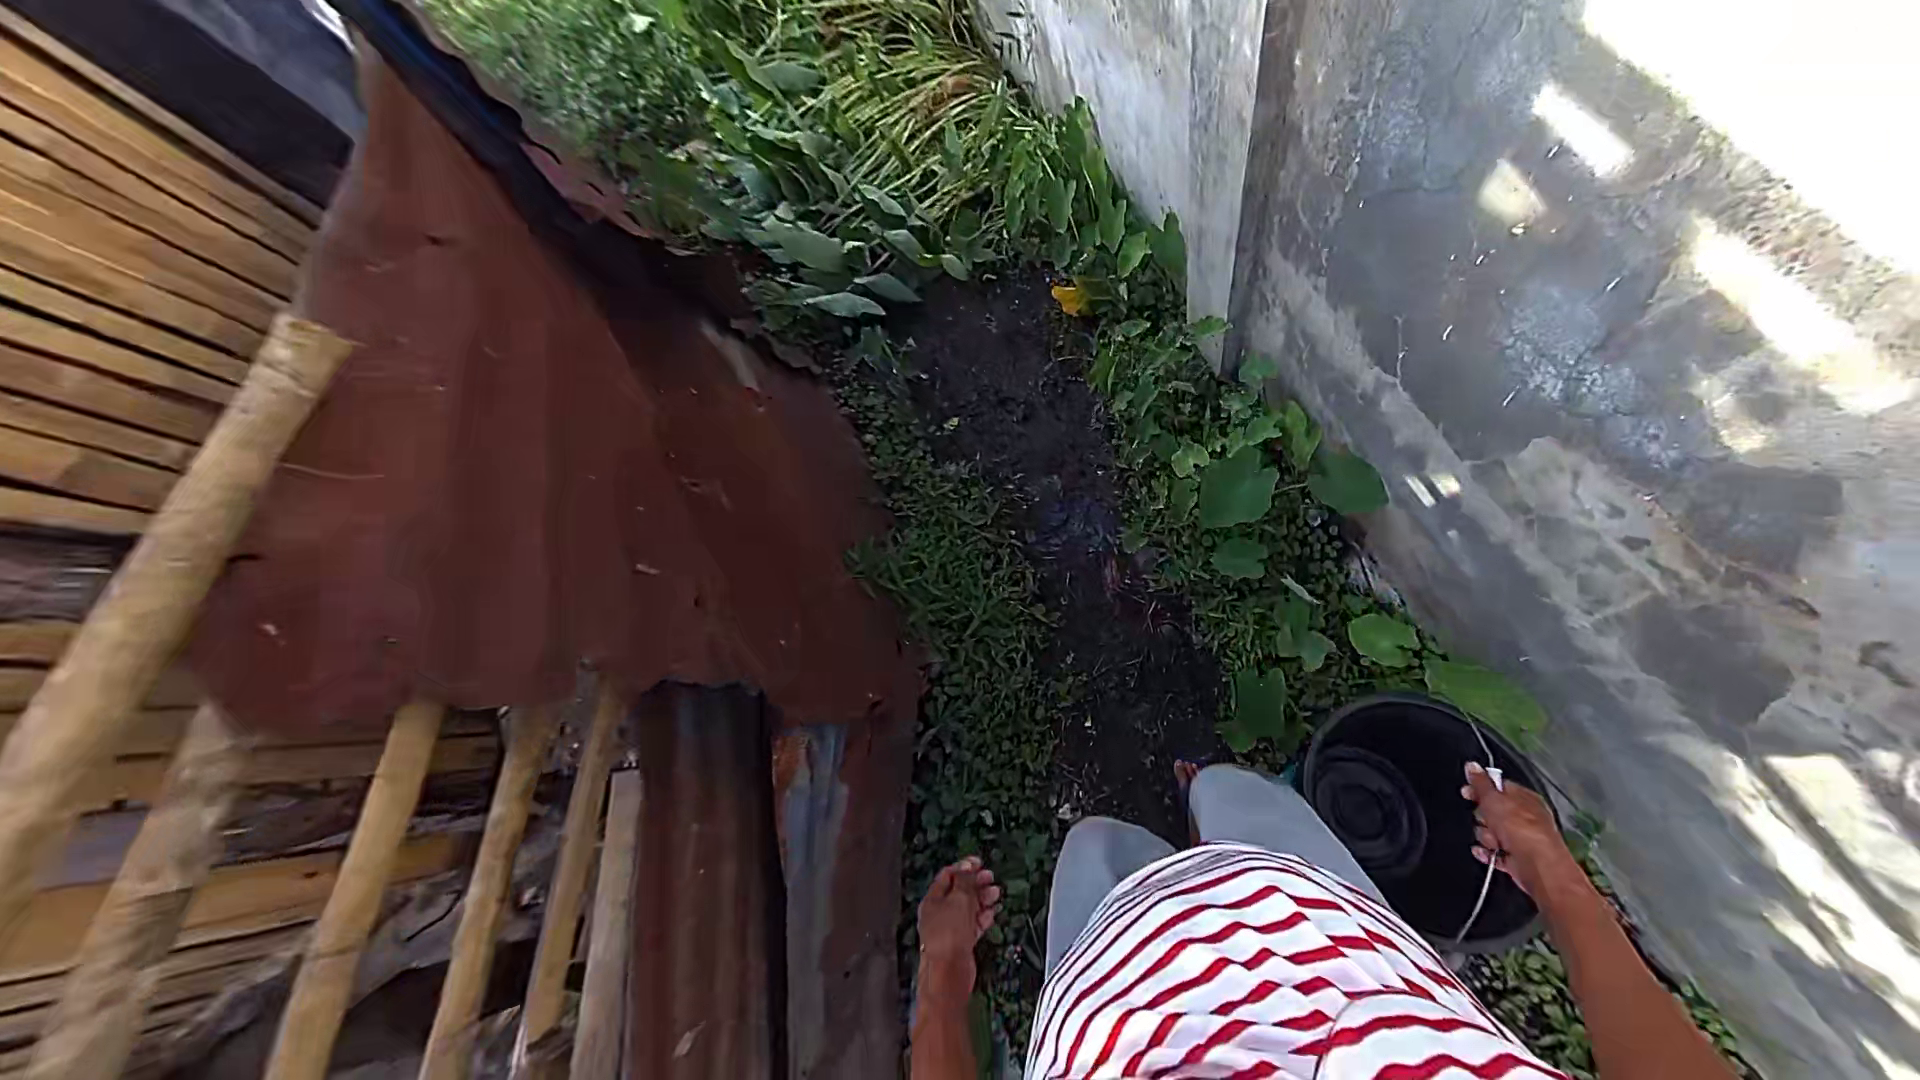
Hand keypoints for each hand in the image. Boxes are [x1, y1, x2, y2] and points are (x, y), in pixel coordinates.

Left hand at [916, 856, 1000, 995]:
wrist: (950, 972)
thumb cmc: (949, 935)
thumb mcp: (959, 899)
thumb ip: (965, 881)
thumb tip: (968, 868)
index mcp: (932, 899)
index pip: (947, 876)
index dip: (963, 867)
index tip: (978, 863)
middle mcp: (939, 913)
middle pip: (959, 891)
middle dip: (975, 883)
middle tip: (990, 877)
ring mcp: (949, 929)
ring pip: (967, 908)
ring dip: (982, 899)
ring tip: (995, 893)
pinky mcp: (960, 942)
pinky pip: (972, 924)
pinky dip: (982, 917)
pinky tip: (991, 913)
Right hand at [1461, 762, 1581, 898]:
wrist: (1537, 867)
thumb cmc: (1522, 830)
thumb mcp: (1494, 798)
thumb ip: (1481, 783)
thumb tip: (1472, 766)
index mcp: (1525, 799)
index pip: (1498, 787)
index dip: (1480, 789)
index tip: (1469, 792)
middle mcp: (1527, 818)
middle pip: (1491, 810)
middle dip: (1482, 816)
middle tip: (1487, 819)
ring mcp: (1522, 839)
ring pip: (1490, 832)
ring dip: (1485, 836)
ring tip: (1493, 840)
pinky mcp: (1517, 858)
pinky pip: (1493, 852)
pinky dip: (1488, 852)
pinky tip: (1488, 851)